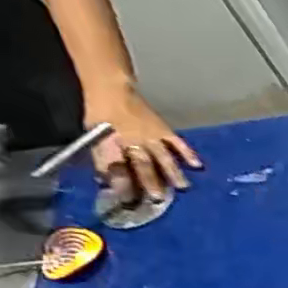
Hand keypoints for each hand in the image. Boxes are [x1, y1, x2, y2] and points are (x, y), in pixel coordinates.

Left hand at [85, 85, 200, 202]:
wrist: (110, 88)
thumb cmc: (98, 112)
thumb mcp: (91, 133)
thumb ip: (102, 157)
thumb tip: (106, 180)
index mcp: (108, 141)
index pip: (115, 165)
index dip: (120, 181)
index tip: (126, 197)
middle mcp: (131, 139)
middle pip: (141, 163)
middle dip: (149, 181)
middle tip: (157, 198)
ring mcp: (150, 134)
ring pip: (162, 156)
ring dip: (172, 172)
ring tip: (182, 188)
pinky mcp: (164, 130)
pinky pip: (177, 143)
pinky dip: (187, 154)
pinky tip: (197, 165)